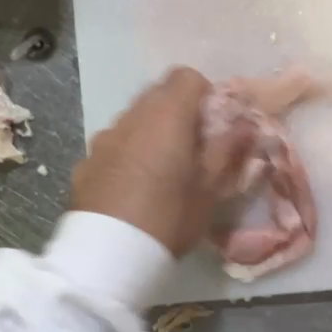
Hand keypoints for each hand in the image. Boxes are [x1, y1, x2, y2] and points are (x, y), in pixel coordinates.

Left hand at [72, 68, 253, 255]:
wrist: (109, 255)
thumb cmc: (169, 217)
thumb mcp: (210, 188)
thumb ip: (228, 149)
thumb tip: (246, 124)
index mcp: (166, 116)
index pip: (187, 76)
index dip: (205, 94)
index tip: (214, 125)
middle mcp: (131, 117)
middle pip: (158, 93)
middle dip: (179, 112)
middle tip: (194, 148)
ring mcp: (104, 138)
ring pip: (134, 119)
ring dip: (152, 132)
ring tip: (163, 170)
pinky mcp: (86, 161)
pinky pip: (114, 144)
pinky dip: (128, 153)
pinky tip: (134, 187)